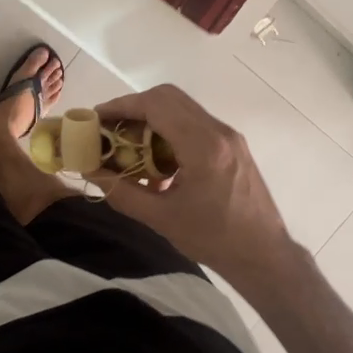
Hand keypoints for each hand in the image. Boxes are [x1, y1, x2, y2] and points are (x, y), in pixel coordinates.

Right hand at [93, 85, 302, 279]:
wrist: (263, 255)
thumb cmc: (213, 240)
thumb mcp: (160, 219)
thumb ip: (121, 192)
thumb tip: (89, 171)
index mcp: (204, 146)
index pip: (156, 105)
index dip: (122, 106)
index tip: (96, 119)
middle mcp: (219, 132)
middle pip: (169, 98)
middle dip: (134, 108)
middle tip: (109, 129)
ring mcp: (229, 137)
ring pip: (182, 109)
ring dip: (152, 120)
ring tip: (128, 146)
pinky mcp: (233, 146)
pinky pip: (195, 126)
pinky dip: (170, 132)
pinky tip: (156, 162)